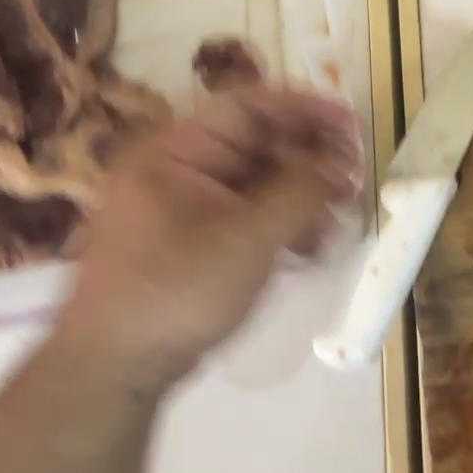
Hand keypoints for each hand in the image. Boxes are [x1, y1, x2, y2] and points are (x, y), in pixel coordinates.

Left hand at [54, 84, 360, 387]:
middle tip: (355, 177)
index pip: (248, 107)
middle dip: (310, 159)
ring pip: (259, 185)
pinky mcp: (198, 243)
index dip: (304, 109)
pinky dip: (284, 226)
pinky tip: (312, 249)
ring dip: (303, 197)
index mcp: (177, 152)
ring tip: (339, 221)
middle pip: (257, 145)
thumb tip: (341, 164)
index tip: (353, 124)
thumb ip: (300, 194)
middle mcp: (180, 170)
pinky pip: (250, 218)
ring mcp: (187, 208)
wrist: (117, 365)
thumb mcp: (248, 239)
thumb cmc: (177, 291)